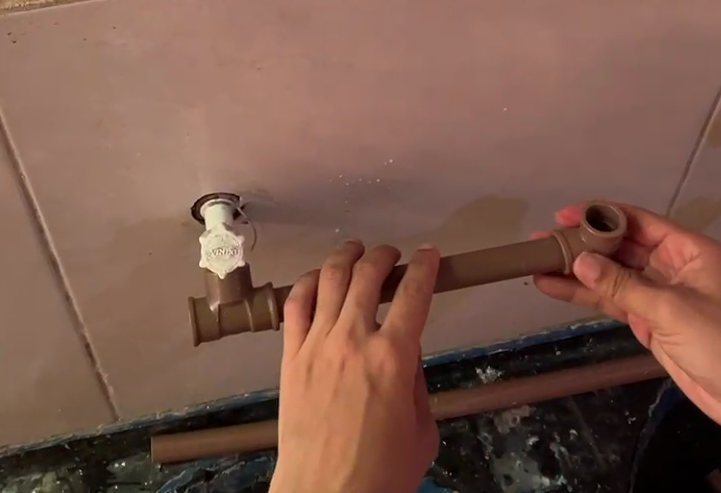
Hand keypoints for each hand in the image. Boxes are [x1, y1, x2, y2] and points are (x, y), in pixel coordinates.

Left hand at [270, 241, 440, 492]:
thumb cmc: (382, 473)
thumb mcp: (421, 430)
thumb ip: (415, 380)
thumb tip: (406, 347)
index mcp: (392, 358)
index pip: (414, 295)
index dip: (425, 267)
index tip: (429, 255)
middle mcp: (353, 339)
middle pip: (368, 274)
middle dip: (384, 255)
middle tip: (392, 255)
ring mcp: (317, 342)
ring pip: (330, 278)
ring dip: (346, 256)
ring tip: (356, 250)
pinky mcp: (291, 353)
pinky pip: (296, 302)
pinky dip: (309, 281)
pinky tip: (318, 276)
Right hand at [531, 203, 720, 433]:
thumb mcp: (671, 310)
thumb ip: (622, 284)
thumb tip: (578, 261)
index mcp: (690, 250)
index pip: (638, 221)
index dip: (600, 215)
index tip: (563, 216)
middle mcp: (673, 265)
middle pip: (620, 245)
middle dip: (582, 243)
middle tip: (543, 240)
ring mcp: (660, 291)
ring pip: (611, 272)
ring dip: (577, 269)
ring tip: (538, 261)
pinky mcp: (649, 317)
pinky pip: (611, 297)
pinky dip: (584, 293)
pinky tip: (552, 286)